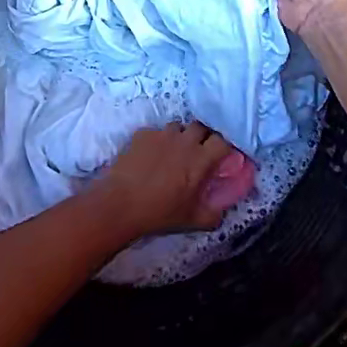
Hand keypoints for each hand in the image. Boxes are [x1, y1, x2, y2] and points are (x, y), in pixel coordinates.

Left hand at [90, 121, 254, 237]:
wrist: (122, 203)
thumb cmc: (161, 212)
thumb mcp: (194, 220)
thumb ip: (214, 213)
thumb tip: (222, 209)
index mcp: (200, 159)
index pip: (222, 141)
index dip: (224, 146)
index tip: (222, 155)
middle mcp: (184, 140)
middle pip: (201, 127)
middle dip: (203, 137)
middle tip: (198, 152)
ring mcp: (161, 134)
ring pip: (178, 126)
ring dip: (180, 136)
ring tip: (174, 151)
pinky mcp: (142, 134)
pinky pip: (156, 132)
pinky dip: (158, 140)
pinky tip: (151, 155)